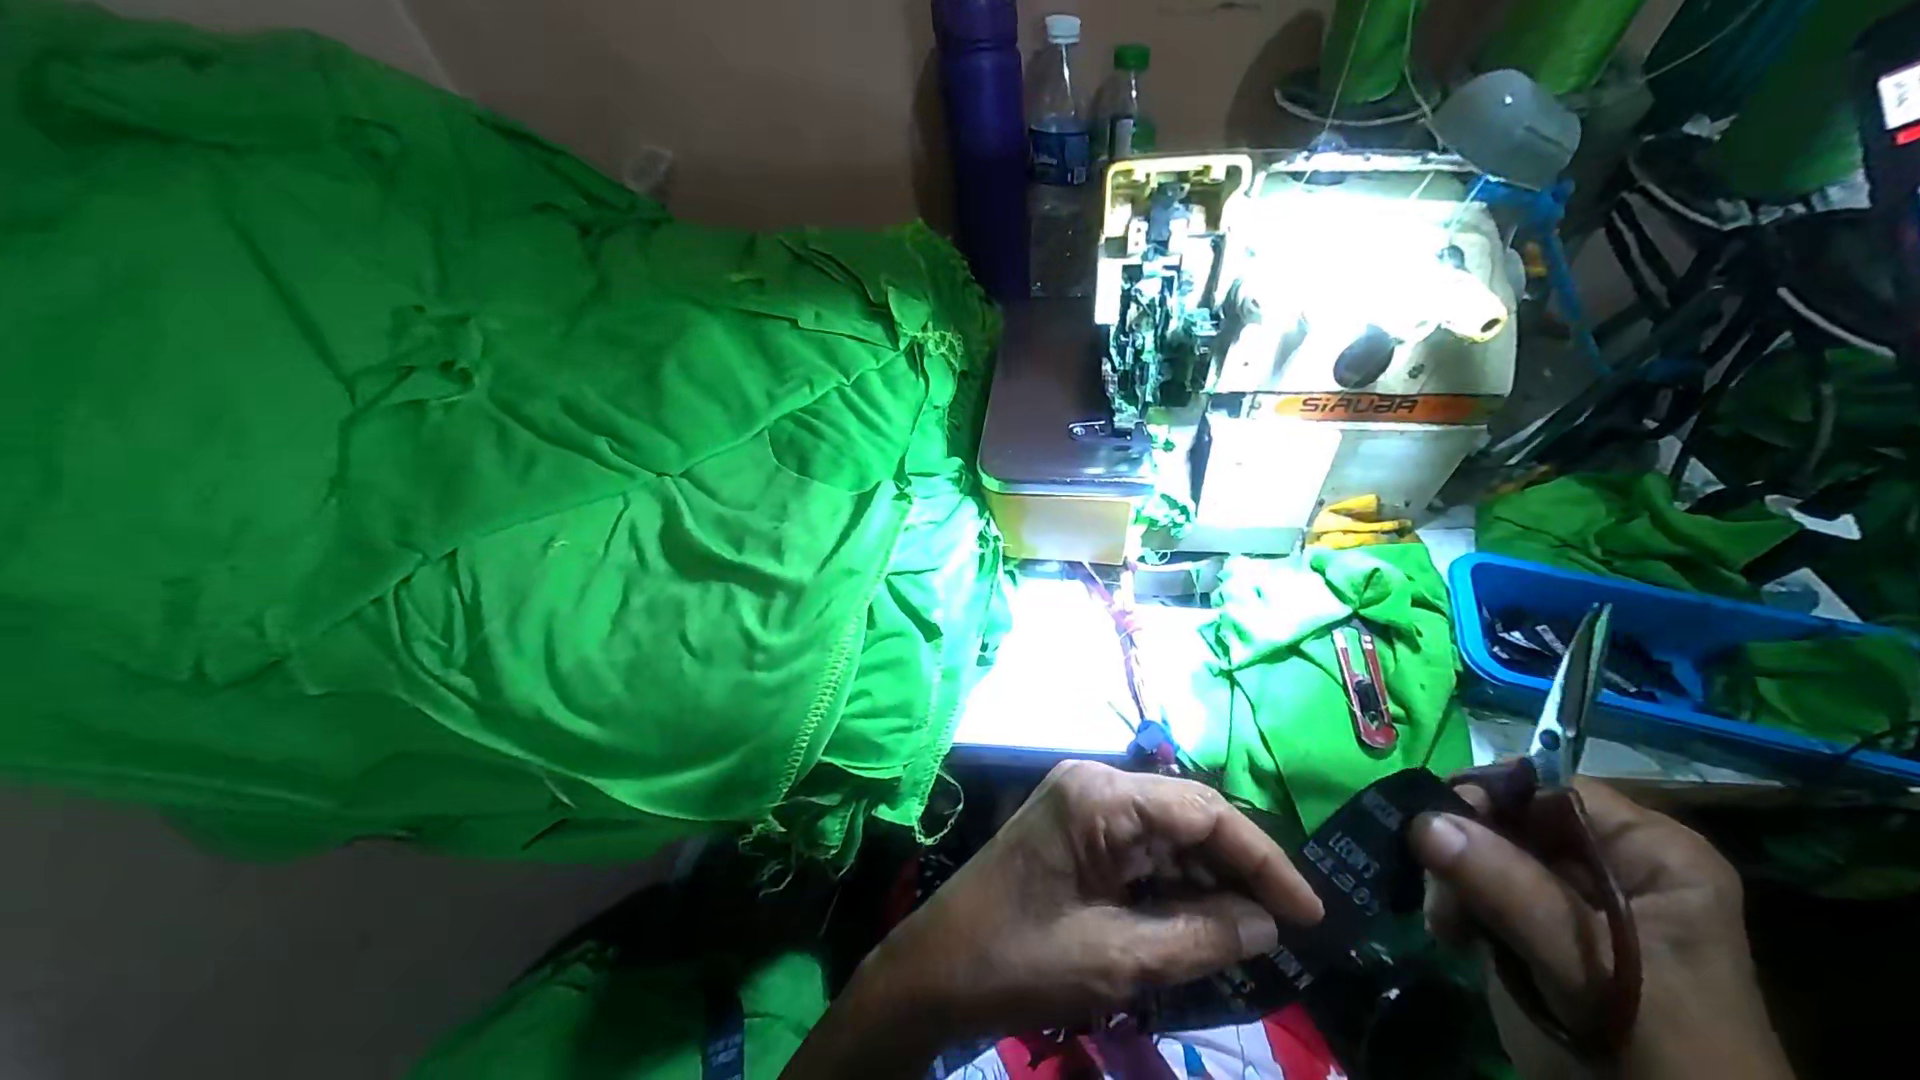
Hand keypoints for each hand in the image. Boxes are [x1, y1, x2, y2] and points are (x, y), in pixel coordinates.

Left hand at [782, 761, 1323, 1078]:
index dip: (1264, 859)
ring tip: (1253, 932)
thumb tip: (1267, 923)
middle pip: (1187, 817)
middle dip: (1238, 870)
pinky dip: (1172, 884)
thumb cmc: (1018, 960)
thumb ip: (1201, 936)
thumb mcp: (1118, 958)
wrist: (932, 971)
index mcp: (1100, 796)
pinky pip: (1137, 849)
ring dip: (1207, 879)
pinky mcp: (1072, 831)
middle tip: (1286, 929)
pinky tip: (1200, 920)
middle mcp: (1092, 785)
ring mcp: (1079, 805)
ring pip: (1166, 835)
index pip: (1204, 812)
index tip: (1312, 916)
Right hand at [1412, 779, 1793, 1079]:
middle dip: (1461, 849)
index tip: (1435, 827)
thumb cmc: (1654, 1049)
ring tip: (1446, 927)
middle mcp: (1611, 862)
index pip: (1551, 789)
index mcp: (1651, 854)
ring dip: (1450, 882)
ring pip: (1481, 849)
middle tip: (1440, 896)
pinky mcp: (1536, 924)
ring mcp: (1571, 894)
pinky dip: (1452, 904)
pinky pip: (1476, 884)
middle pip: (1508, 818)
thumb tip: (1421, 818)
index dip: (1490, 798)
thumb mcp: (1586, 968)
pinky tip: (1450, 936)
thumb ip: (1509, 889)